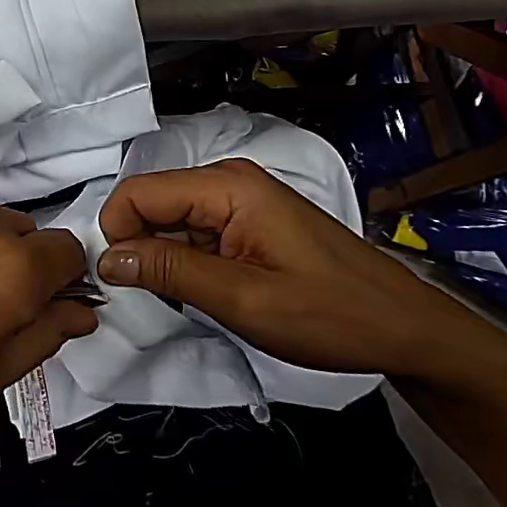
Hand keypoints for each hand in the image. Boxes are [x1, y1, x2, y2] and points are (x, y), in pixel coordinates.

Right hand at [97, 158, 498, 379]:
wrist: (397, 324)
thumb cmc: (327, 313)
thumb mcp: (243, 299)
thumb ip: (171, 271)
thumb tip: (108, 255)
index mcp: (229, 186)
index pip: (139, 192)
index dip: (119, 235)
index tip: (123, 284)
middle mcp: (232, 182)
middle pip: (155, 205)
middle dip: (141, 249)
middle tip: (161, 300)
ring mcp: (244, 203)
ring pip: (175, 224)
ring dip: (167, 262)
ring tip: (195, 302)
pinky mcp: (253, 225)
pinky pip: (201, 237)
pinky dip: (192, 265)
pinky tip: (214, 295)